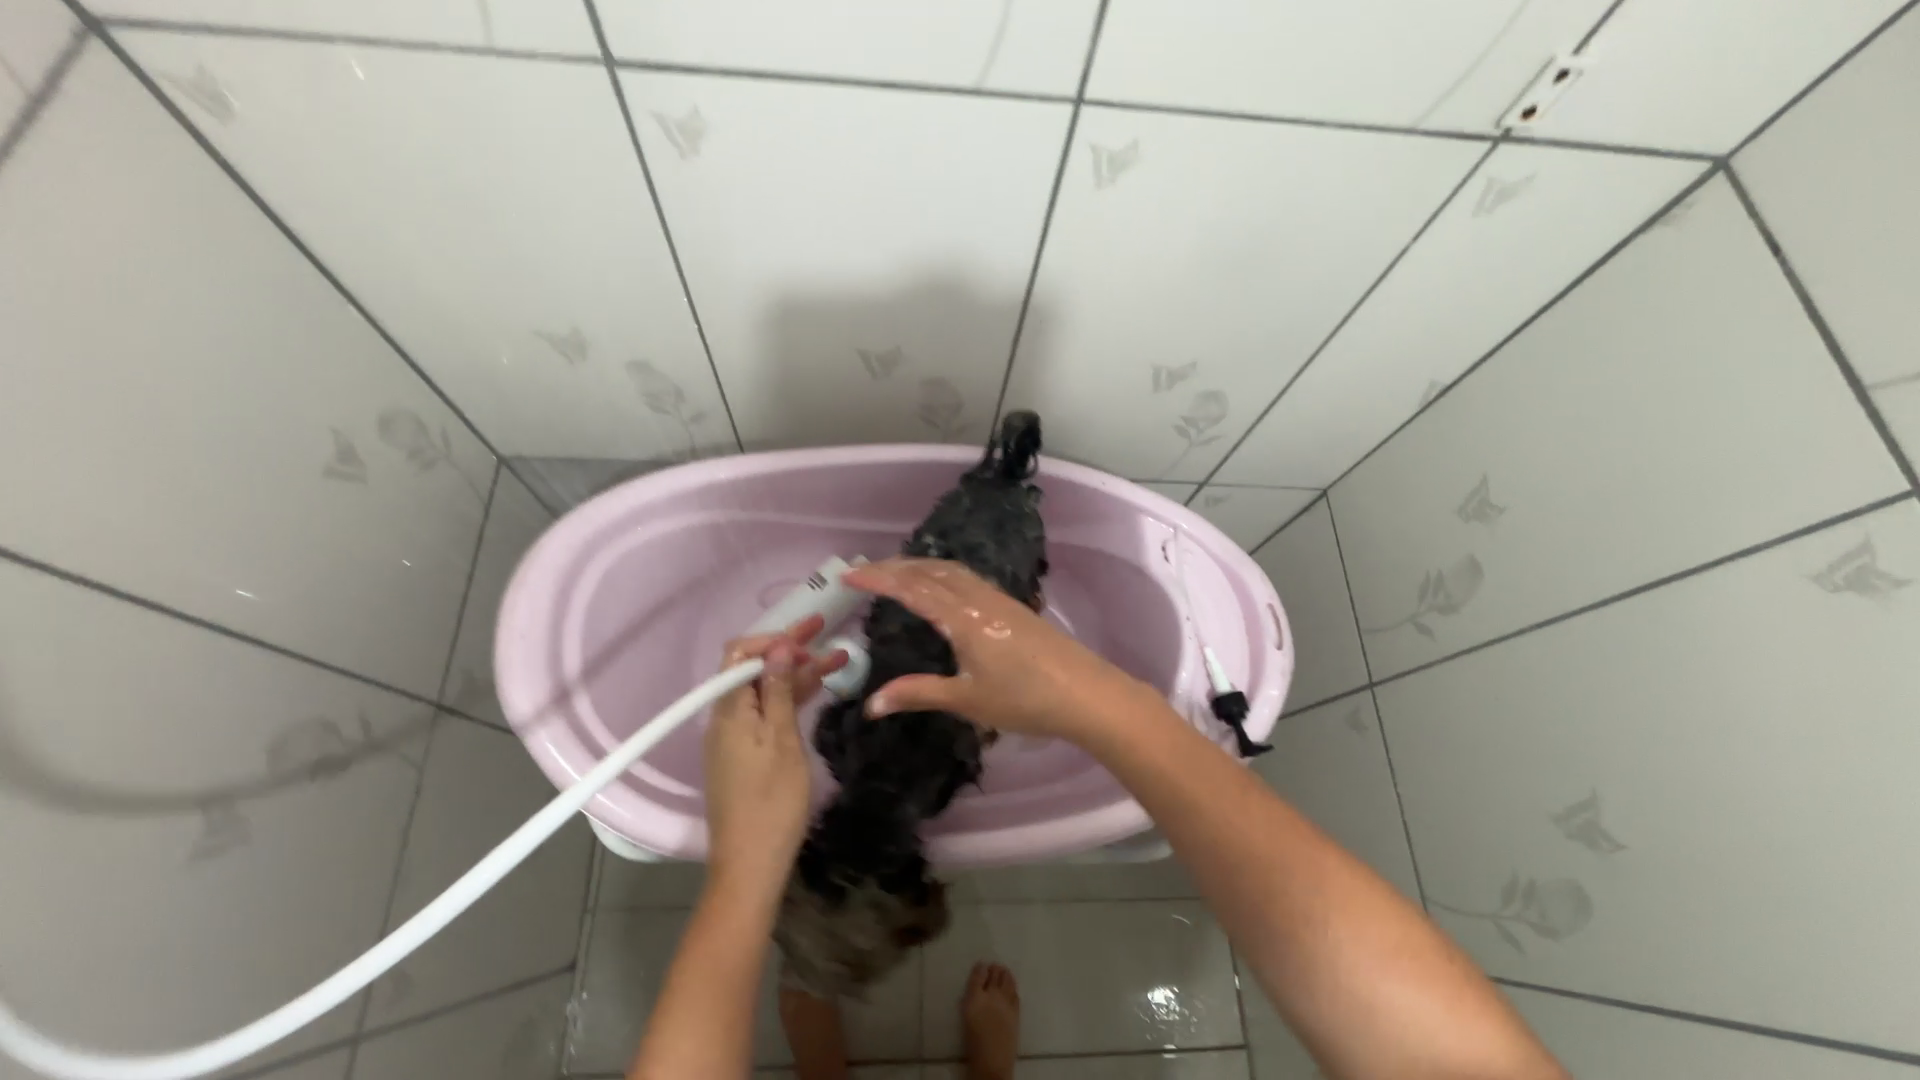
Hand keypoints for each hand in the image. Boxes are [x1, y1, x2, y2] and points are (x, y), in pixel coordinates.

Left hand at [704, 616, 846, 886]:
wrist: (750, 864)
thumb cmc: (772, 802)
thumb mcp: (783, 741)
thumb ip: (780, 692)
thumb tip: (779, 647)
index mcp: (730, 710)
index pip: (741, 654)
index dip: (773, 638)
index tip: (808, 635)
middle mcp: (725, 717)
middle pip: (754, 670)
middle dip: (790, 649)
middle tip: (827, 630)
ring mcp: (735, 737)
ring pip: (765, 692)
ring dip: (796, 674)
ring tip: (837, 658)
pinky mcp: (745, 755)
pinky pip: (766, 713)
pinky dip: (790, 699)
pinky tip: (817, 690)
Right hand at [842, 558, 1157, 741]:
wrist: (1086, 694)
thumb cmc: (1024, 700)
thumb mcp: (966, 700)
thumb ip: (918, 694)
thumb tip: (871, 705)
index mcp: (962, 618)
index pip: (911, 589)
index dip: (878, 579)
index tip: (848, 575)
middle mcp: (978, 599)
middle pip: (930, 571)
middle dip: (894, 567)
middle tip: (863, 571)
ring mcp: (999, 600)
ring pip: (951, 571)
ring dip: (919, 566)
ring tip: (895, 572)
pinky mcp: (1012, 607)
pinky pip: (967, 578)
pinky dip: (941, 574)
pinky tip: (941, 587)